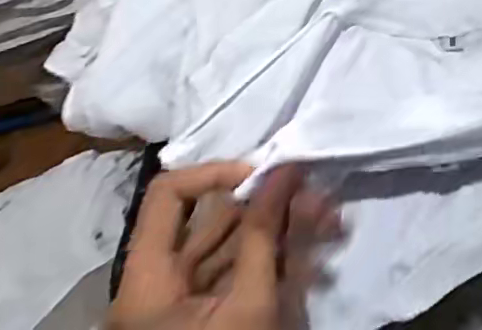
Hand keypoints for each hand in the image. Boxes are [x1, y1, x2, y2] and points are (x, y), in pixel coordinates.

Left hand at [108, 162, 338, 329]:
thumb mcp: (248, 306)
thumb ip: (264, 233)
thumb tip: (284, 167)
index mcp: (148, 282)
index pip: (169, 196)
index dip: (215, 173)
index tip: (264, 175)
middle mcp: (161, 284)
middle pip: (213, 219)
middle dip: (272, 202)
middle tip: (318, 191)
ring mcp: (188, 302)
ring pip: (237, 242)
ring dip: (286, 225)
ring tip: (334, 220)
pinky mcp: (214, 314)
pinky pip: (245, 268)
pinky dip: (281, 254)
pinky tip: (320, 250)